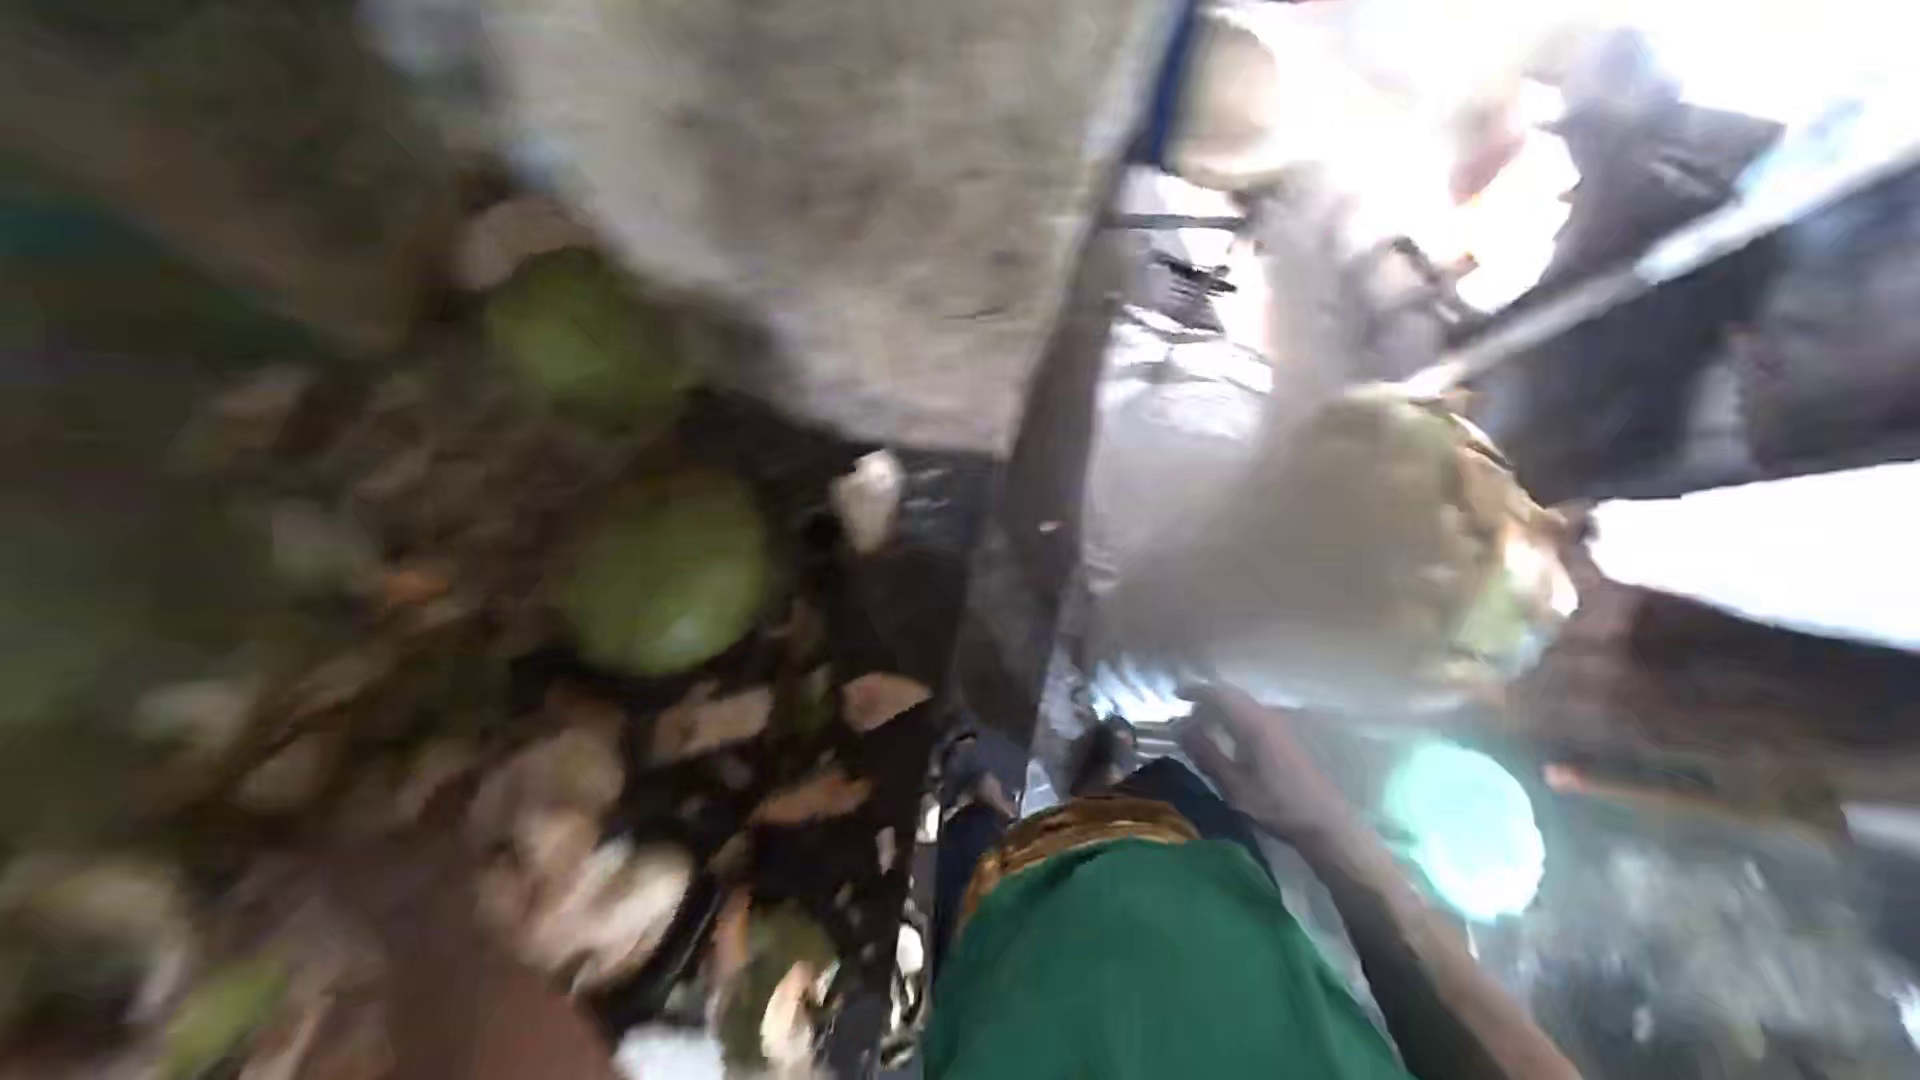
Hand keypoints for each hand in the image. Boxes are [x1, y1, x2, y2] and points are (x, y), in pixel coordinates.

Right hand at [1176, 685, 1358, 851]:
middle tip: (1186, 716)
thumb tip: (1178, 727)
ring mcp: (1281, 725)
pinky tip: (1229, 737)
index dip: (1195, 691)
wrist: (1327, 824)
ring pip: (1243, 705)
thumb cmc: (1277, 806)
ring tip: (1203, 727)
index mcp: (1253, 724)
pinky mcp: (1287, 736)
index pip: (1219, 694)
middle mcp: (1268, 716)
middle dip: (1206, 700)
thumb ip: (1205, 753)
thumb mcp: (1233, 784)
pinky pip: (1253, 715)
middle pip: (1232, 696)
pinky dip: (1234, 718)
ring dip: (1221, 709)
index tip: (1176, 695)